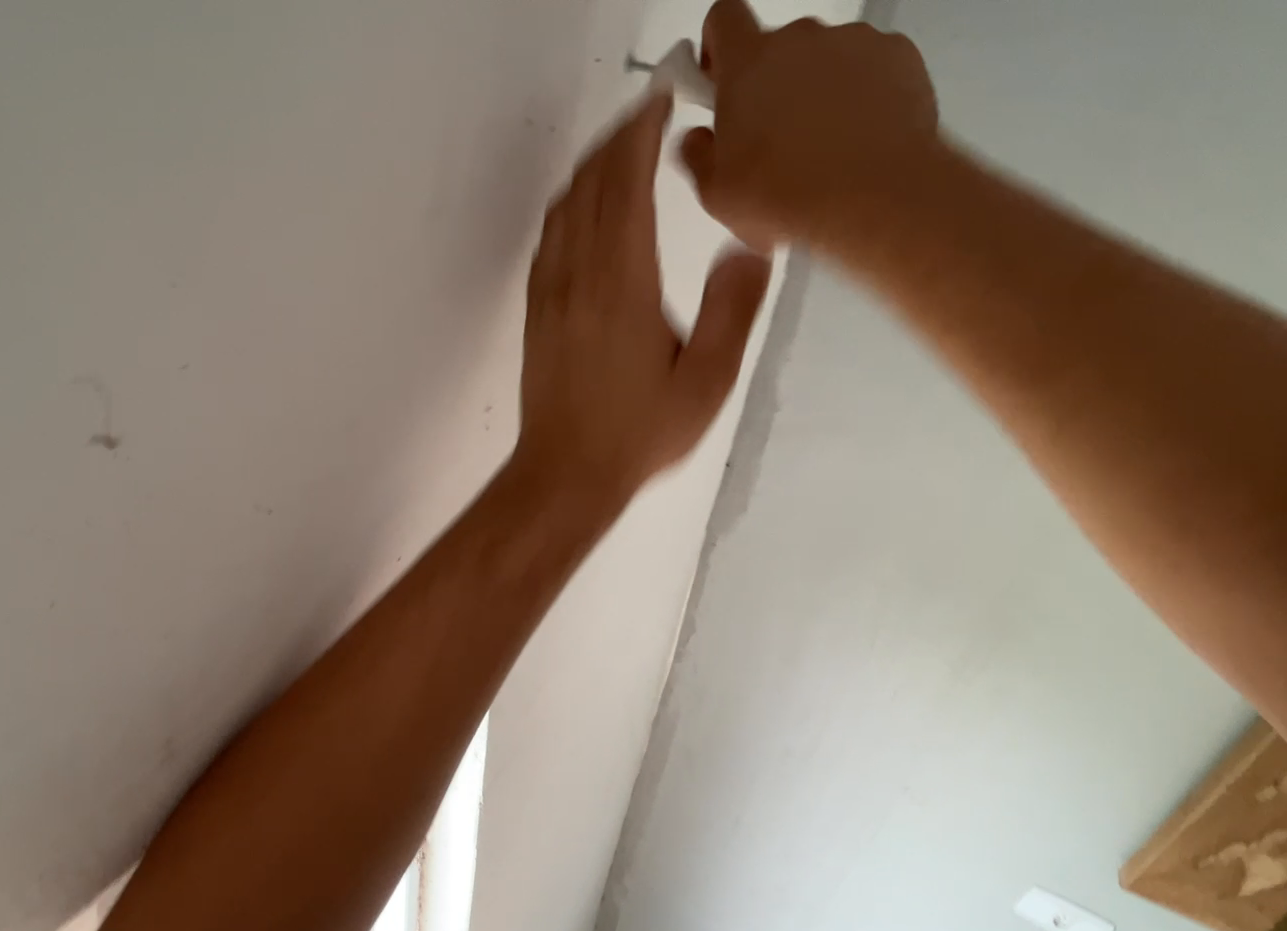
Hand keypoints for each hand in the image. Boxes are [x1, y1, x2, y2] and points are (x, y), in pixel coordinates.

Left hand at [514, 93, 771, 506]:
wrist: (565, 473)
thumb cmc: (639, 434)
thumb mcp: (706, 382)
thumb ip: (732, 312)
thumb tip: (749, 249)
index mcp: (622, 283)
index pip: (625, 183)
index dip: (640, 133)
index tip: (659, 101)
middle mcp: (577, 274)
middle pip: (589, 183)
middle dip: (617, 139)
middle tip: (648, 115)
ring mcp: (550, 291)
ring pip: (564, 206)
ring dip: (591, 168)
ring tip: (622, 152)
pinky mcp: (537, 310)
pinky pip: (549, 236)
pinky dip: (570, 204)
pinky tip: (586, 210)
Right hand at [680, 0, 940, 247]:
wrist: (875, 199)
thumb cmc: (787, 196)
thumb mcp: (716, 194)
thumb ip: (697, 155)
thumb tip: (697, 139)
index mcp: (747, 63)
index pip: (723, 18)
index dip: (718, 46)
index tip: (720, 80)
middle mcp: (800, 38)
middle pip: (776, 48)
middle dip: (771, 85)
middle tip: (771, 140)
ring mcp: (853, 42)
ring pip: (824, 60)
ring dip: (817, 93)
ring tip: (822, 151)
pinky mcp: (898, 57)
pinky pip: (870, 70)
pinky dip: (862, 97)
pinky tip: (859, 142)